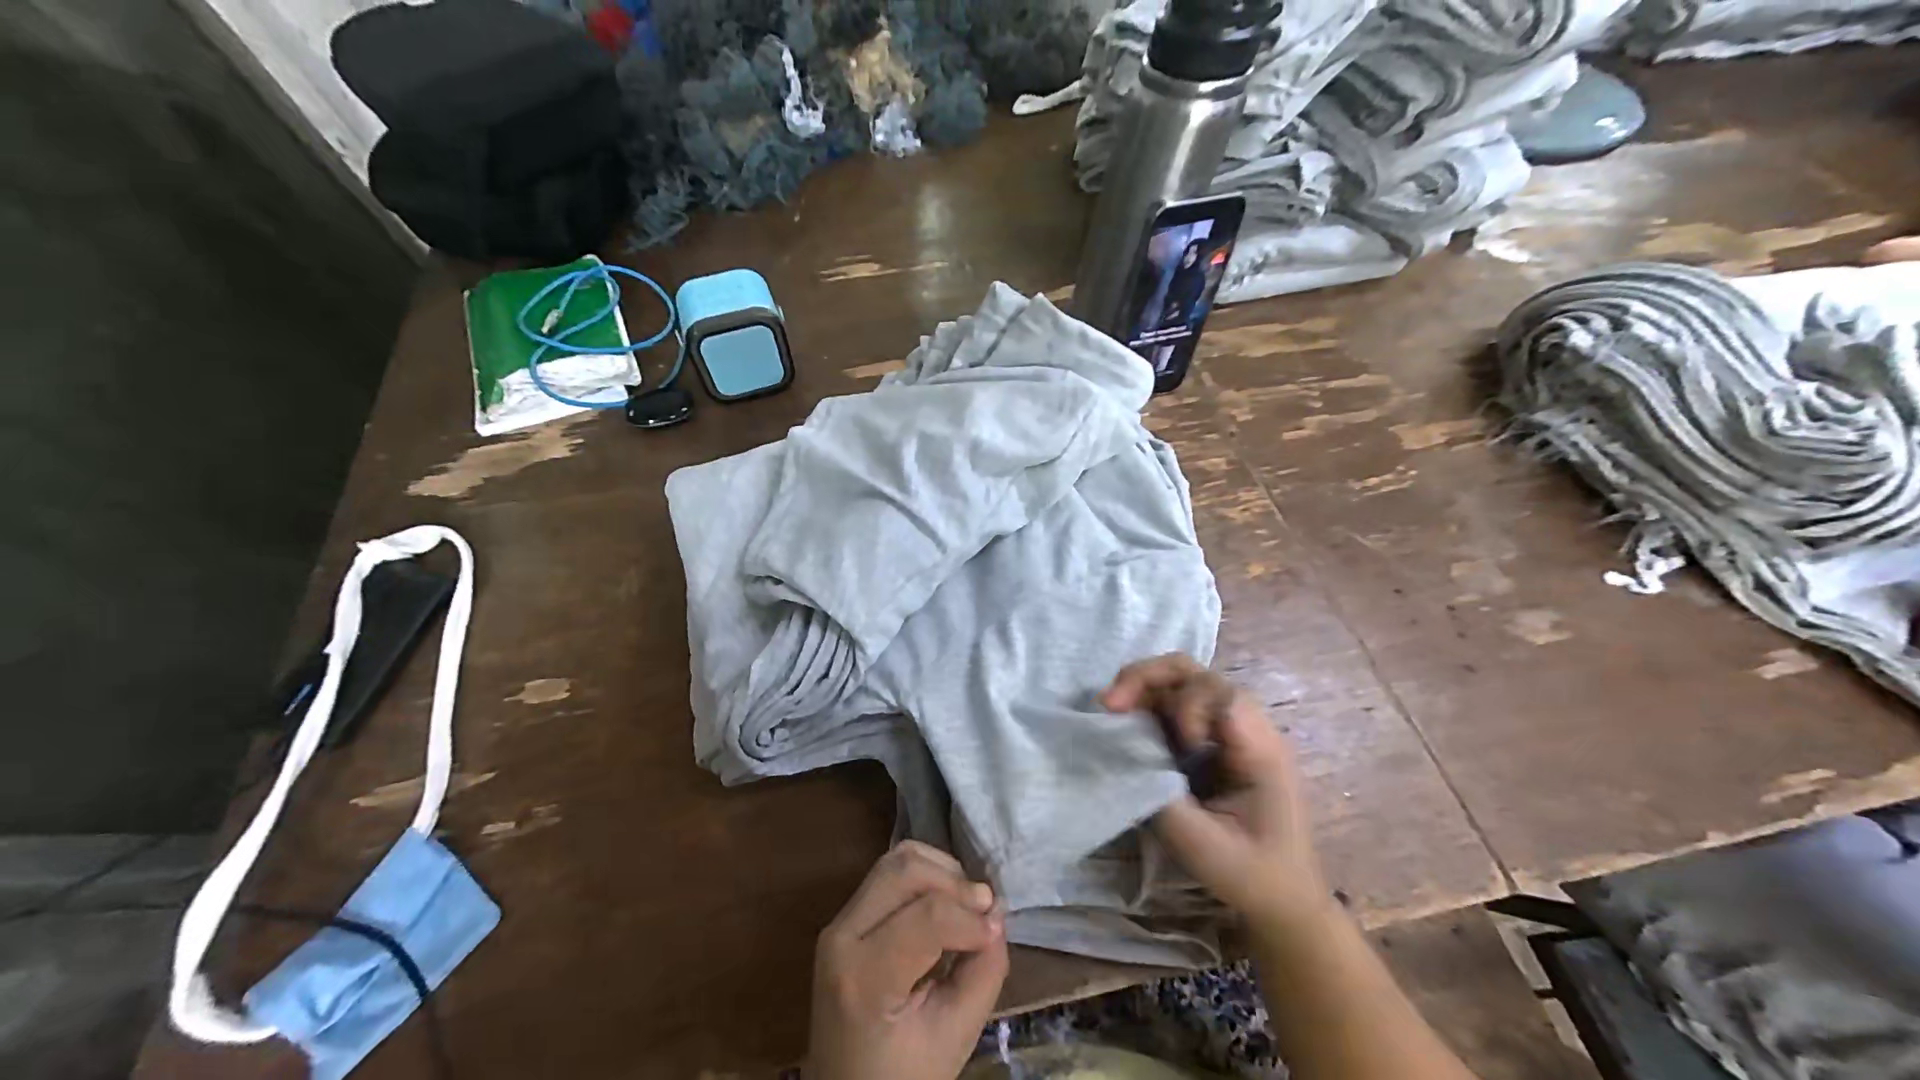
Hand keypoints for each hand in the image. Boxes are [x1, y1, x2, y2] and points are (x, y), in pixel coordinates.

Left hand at [808, 841, 1007, 1079]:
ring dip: (940, 871)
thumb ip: (982, 975)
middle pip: (905, 871)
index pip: (925, 918)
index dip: (970, 919)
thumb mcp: (954, 1037)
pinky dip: (925, 874)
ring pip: (895, 860)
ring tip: (966, 905)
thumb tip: (996, 917)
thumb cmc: (902, 1075)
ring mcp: (838, 921)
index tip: (997, 935)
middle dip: (955, 882)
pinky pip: (888, 873)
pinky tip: (945, 902)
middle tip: (985, 910)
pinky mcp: (846, 915)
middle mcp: (841, 936)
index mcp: (863, 979)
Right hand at [1102, 654, 1330, 933]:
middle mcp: (1244, 727)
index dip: (1188, 705)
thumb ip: (1160, 795)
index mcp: (1259, 749)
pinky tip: (1125, 721)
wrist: (1282, 897)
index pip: (1220, 694)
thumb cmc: (1251, 874)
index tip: (1177, 745)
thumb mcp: (1202, 845)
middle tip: (1110, 704)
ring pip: (1180, 682)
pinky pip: (1174, 703)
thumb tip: (1123, 753)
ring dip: (1142, 687)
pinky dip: (1145, 704)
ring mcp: (1224, 730)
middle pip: (1194, 674)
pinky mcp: (1208, 738)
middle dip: (1148, 678)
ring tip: (1110, 708)